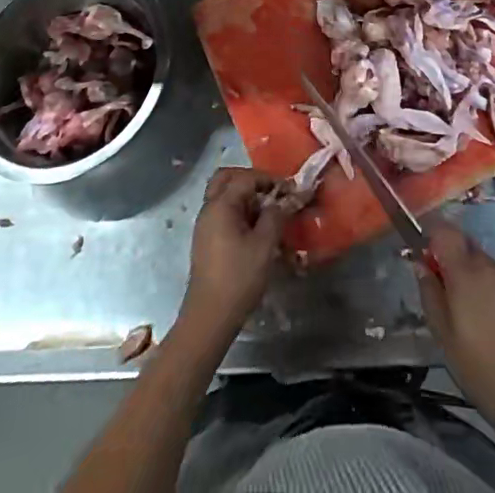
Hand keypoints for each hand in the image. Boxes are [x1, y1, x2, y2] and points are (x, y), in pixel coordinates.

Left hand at [181, 168, 288, 333]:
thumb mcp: (265, 245)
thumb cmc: (239, 277)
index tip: (290, 191)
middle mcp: (208, 209)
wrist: (210, 316)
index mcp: (220, 205)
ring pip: (223, 196)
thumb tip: (285, 200)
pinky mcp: (206, 240)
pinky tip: (257, 229)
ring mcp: (205, 225)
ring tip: (269, 212)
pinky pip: (223, 213)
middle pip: (226, 179)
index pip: (246, 178)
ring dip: (246, 196)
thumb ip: (276, 216)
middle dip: (251, 180)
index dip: (270, 180)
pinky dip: (240, 212)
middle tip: (273, 192)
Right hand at [414, 224, 494, 492]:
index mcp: (467, 272)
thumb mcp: (444, 338)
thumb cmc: (486, 371)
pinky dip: (488, 293)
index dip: (430, 234)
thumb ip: (430, 295)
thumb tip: (421, 266)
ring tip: (462, 316)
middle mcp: (493, 268)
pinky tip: (488, 327)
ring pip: (484, 266)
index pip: (445, 230)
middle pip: (466, 245)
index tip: (419, 254)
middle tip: (437, 289)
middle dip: (448, 258)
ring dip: (469, 277)